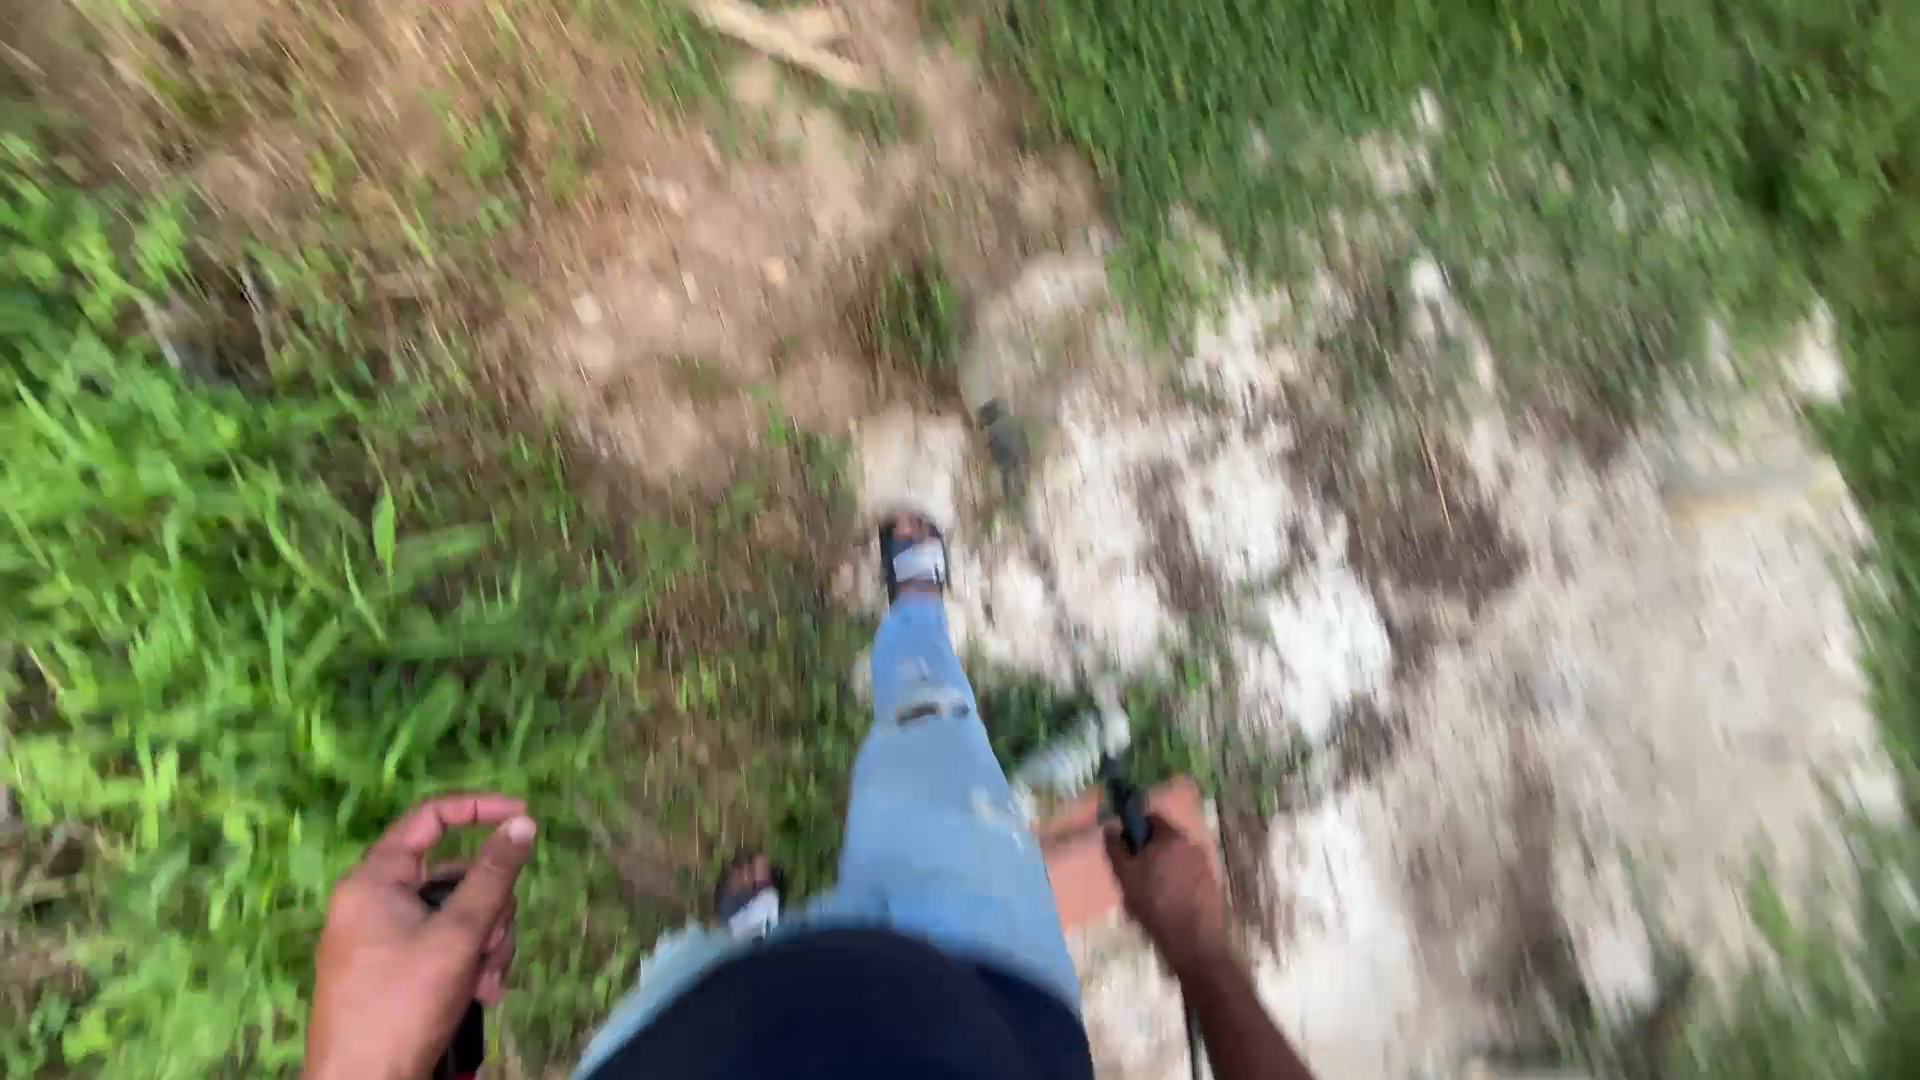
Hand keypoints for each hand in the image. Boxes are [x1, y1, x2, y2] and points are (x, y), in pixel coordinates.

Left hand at [304, 795, 537, 1079]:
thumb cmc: (404, 1003)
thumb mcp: (460, 932)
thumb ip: (495, 872)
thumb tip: (524, 822)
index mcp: (375, 881)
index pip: (432, 816)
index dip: (482, 808)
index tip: (525, 817)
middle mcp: (376, 899)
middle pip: (459, 871)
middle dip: (493, 905)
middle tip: (496, 940)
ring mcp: (385, 933)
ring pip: (463, 908)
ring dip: (489, 938)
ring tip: (488, 978)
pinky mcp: (396, 962)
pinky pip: (450, 937)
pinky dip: (473, 957)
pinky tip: (482, 989)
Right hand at [1104, 814, 1231, 976]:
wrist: (1196, 944)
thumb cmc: (1155, 904)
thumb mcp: (1125, 875)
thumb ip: (1115, 847)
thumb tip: (1111, 826)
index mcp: (1171, 836)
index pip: (1150, 818)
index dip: (1134, 829)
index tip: (1126, 850)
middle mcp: (1192, 844)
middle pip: (1163, 839)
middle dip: (1148, 852)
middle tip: (1134, 876)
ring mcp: (1206, 865)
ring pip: (1176, 859)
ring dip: (1162, 870)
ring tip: (1150, 896)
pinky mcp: (1213, 886)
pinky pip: (1188, 876)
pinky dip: (1177, 884)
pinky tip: (1168, 906)